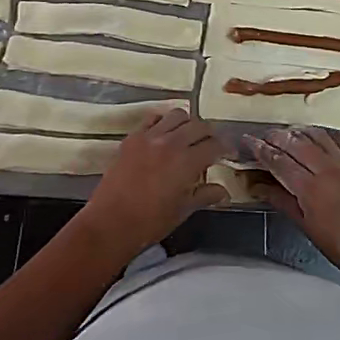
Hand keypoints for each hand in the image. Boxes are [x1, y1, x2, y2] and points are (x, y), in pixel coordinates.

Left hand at [78, 109, 226, 257]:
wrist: (110, 223)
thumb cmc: (151, 222)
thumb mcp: (183, 210)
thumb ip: (205, 195)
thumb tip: (224, 192)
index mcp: (188, 161)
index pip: (215, 145)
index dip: (226, 148)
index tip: (229, 154)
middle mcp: (171, 142)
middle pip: (200, 125)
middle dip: (210, 135)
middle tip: (211, 147)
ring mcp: (149, 137)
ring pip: (177, 115)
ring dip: (188, 124)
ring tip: (187, 137)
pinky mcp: (132, 138)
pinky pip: (153, 119)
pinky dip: (164, 122)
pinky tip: (164, 135)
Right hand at [247, 126, 339, 284]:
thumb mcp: (305, 226)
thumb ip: (281, 200)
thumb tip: (258, 186)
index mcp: (311, 189)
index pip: (279, 160)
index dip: (260, 149)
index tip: (248, 141)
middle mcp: (328, 170)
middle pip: (296, 142)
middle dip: (276, 137)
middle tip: (262, 137)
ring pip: (317, 135)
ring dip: (298, 132)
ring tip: (285, 134)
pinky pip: (339, 139)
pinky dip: (323, 133)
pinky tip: (315, 136)